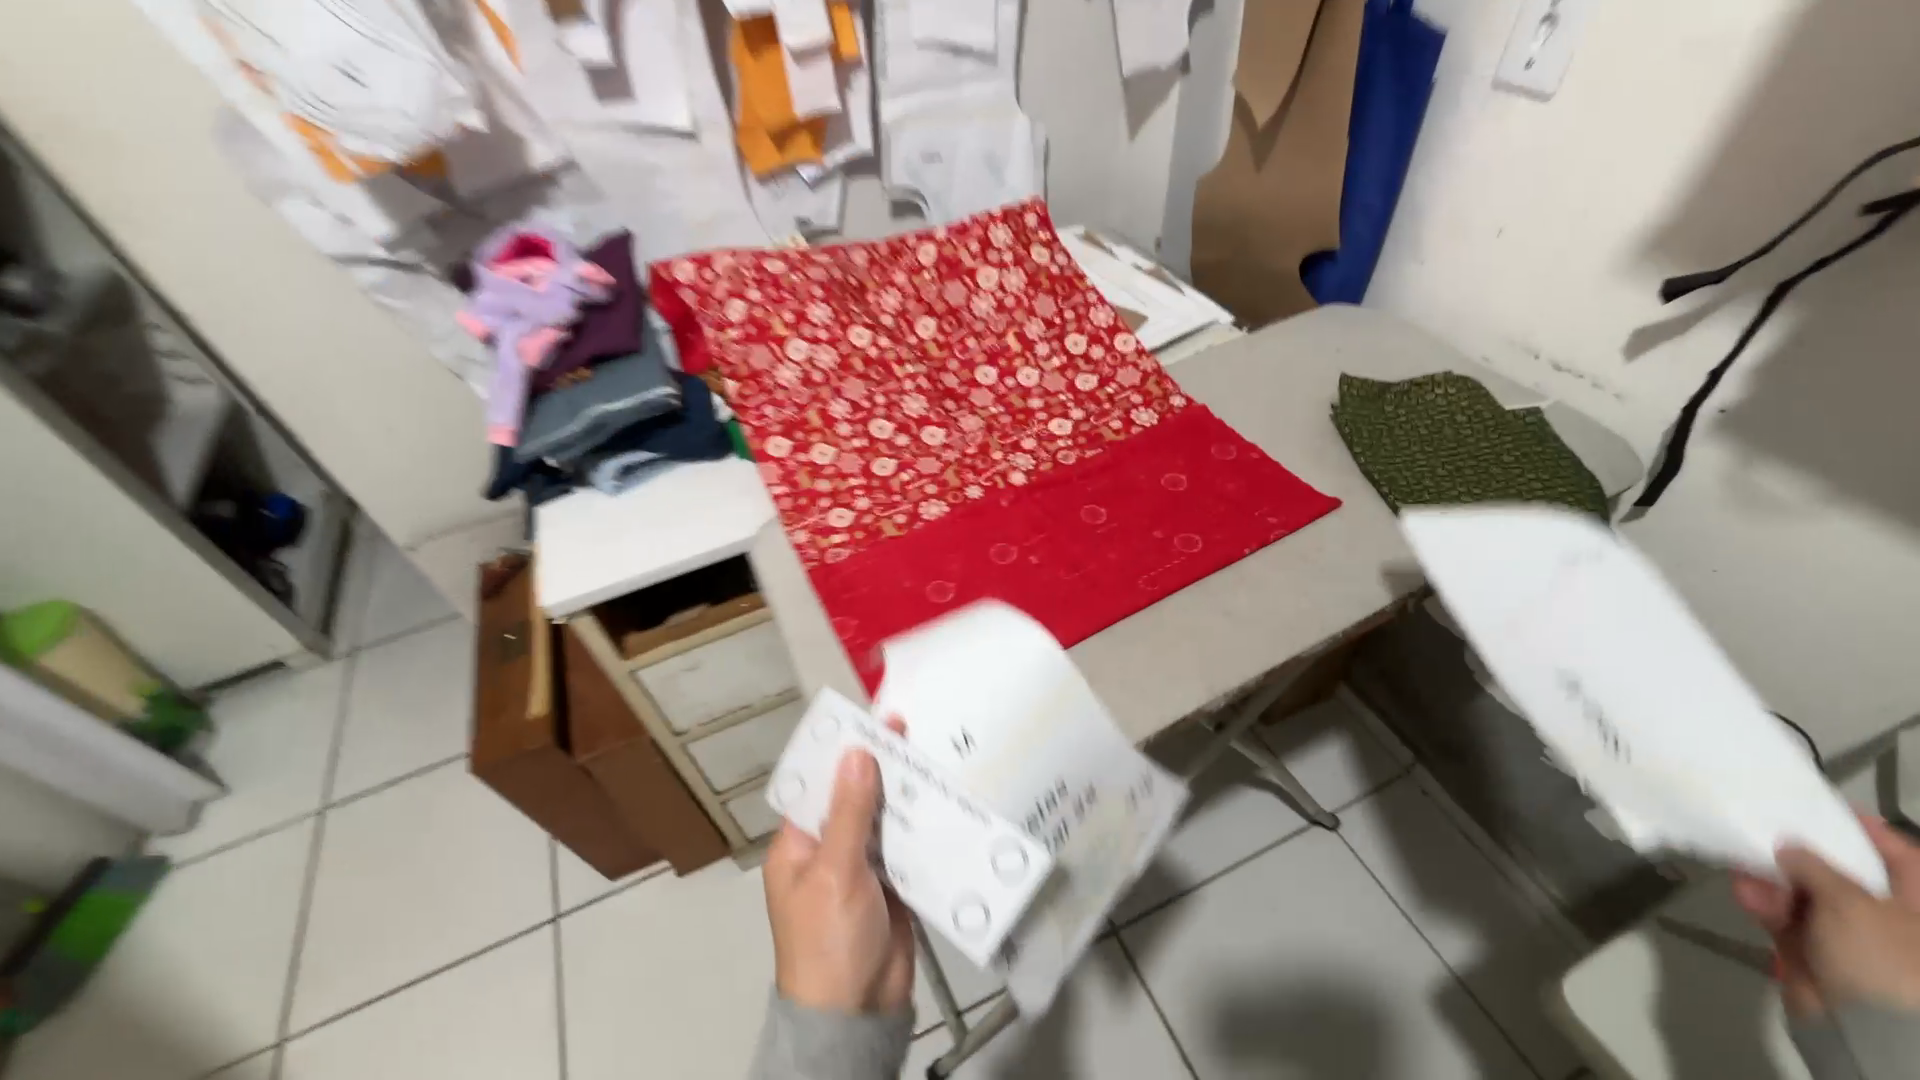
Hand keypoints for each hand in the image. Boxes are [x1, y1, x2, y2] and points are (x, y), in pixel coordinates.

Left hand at [763, 739, 914, 1014]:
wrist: (856, 1013)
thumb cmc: (828, 940)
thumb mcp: (834, 872)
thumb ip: (850, 813)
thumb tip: (857, 753)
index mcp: (800, 844)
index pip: (819, 785)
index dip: (843, 751)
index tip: (870, 718)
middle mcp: (829, 850)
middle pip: (856, 798)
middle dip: (881, 767)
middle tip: (912, 726)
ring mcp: (863, 868)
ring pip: (886, 819)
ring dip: (907, 794)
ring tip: (935, 753)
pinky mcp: (894, 885)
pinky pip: (908, 846)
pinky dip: (925, 826)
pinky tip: (948, 800)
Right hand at [1732, 815, 1919, 1015]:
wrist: (1867, 1028)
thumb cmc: (1882, 956)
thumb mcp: (1853, 902)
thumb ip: (1817, 866)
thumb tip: (1789, 846)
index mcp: (1917, 903)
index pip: (1897, 855)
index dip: (1863, 829)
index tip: (1819, 807)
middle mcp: (1888, 916)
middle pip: (1841, 872)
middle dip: (1798, 856)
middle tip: (1763, 837)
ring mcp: (1849, 936)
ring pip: (1804, 892)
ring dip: (1773, 880)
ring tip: (1747, 873)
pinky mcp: (1813, 950)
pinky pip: (1784, 916)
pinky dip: (1764, 904)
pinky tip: (1746, 895)